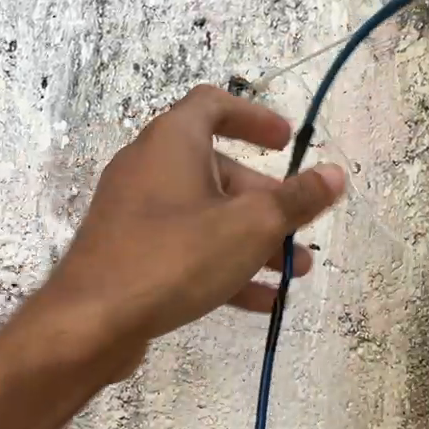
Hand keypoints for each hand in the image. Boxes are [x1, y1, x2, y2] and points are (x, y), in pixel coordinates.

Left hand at [38, 85, 345, 376]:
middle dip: (266, 204)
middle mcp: (148, 171)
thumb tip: (335, 175)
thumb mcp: (249, 226)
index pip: (214, 106)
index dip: (254, 118)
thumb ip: (296, 200)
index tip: (286, 141)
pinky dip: (222, 269)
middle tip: (301, 231)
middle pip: (217, 174)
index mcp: (171, 142)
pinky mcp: (129, 259)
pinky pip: (185, 254)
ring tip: (295, 273)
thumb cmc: (174, 257)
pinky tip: (263, 303)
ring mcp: (134, 218)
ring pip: (205, 220)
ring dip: (252, 243)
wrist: (92, 322)